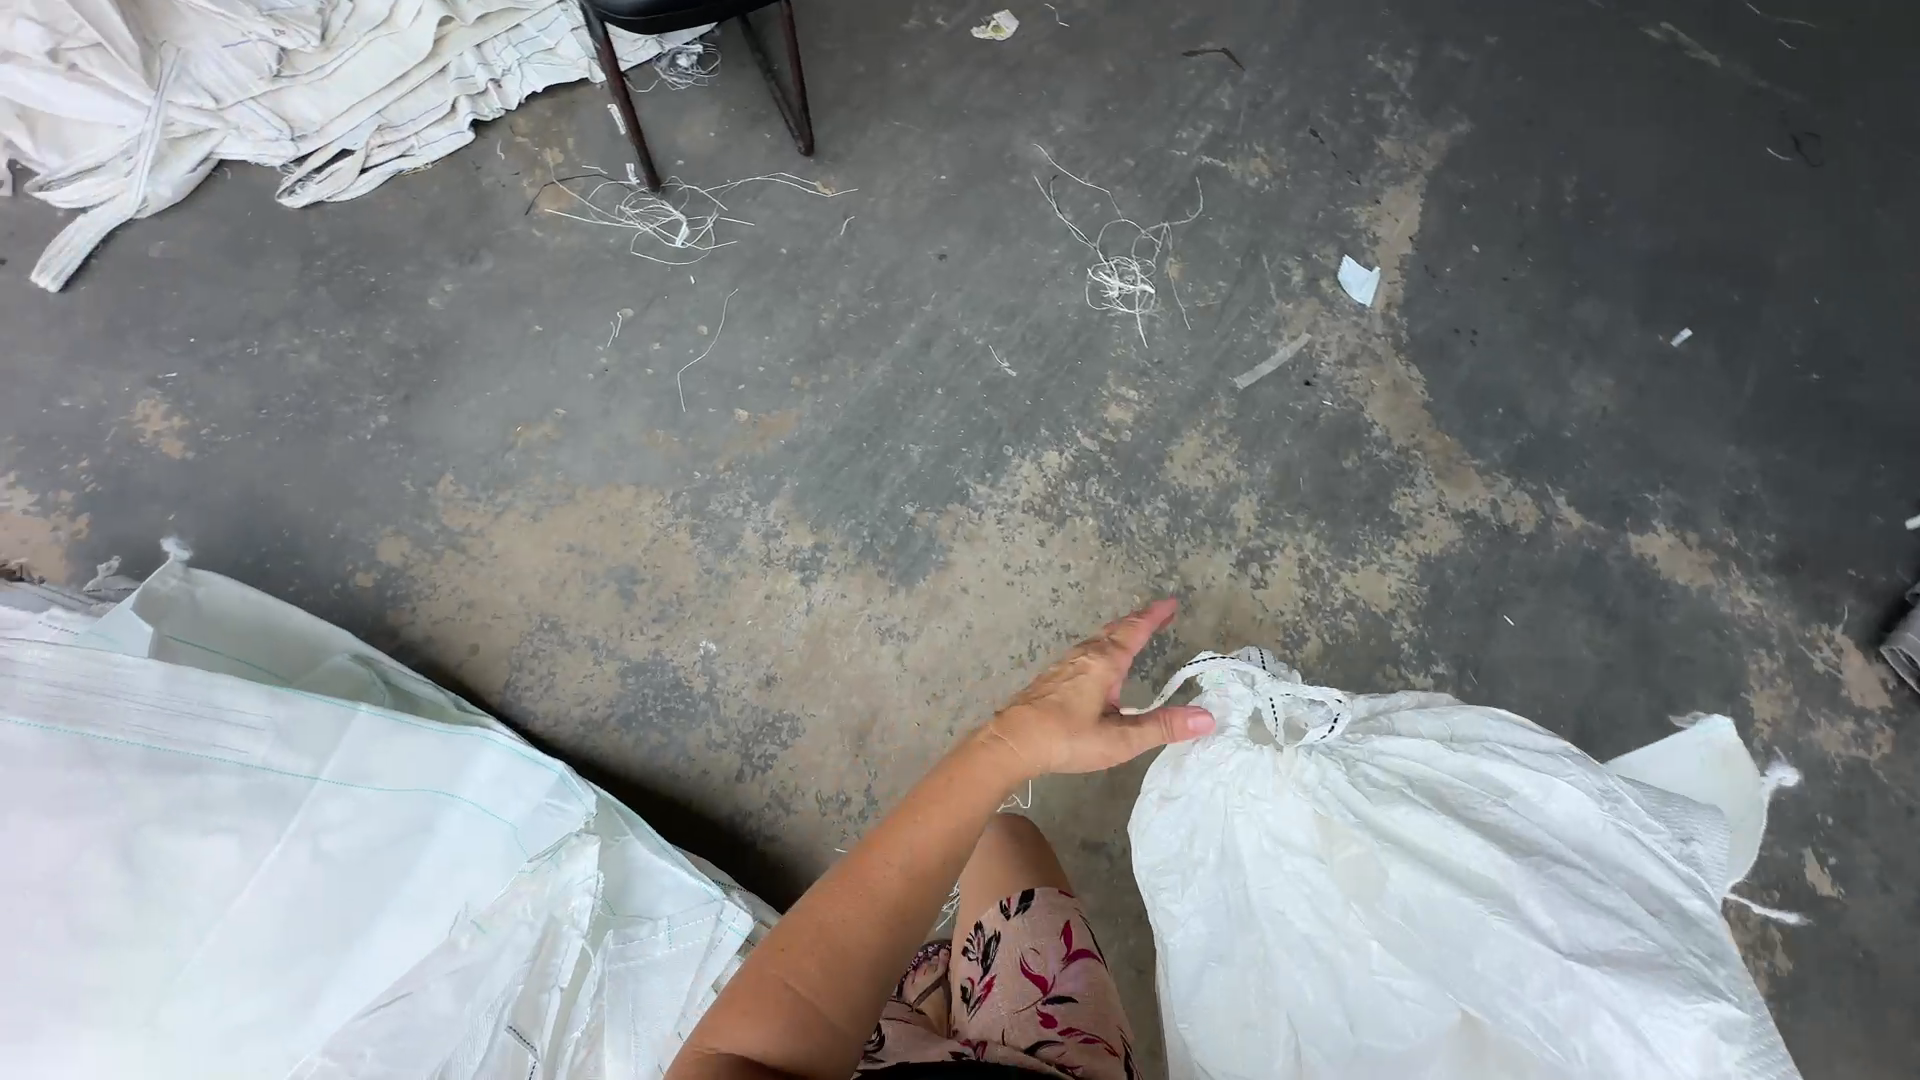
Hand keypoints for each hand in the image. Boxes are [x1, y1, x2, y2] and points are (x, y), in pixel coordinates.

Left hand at [979, 598, 1215, 777]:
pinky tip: (1097, 662)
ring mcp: (1064, 665)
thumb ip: (1161, 727)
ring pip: (1096, 639)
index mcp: (1103, 664)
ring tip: (1131, 632)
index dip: (1153, 616)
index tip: (1170, 603)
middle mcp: (1084, 656)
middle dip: (1137, 620)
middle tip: (1157, 614)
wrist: (1012, 741)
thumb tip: (1206, 718)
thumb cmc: (1067, 739)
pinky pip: (1084, 651)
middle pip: (1114, 630)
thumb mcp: (1119, 739)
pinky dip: (1101, 646)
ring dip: (1117, 632)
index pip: (1134, 631)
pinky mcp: (1051, 677)